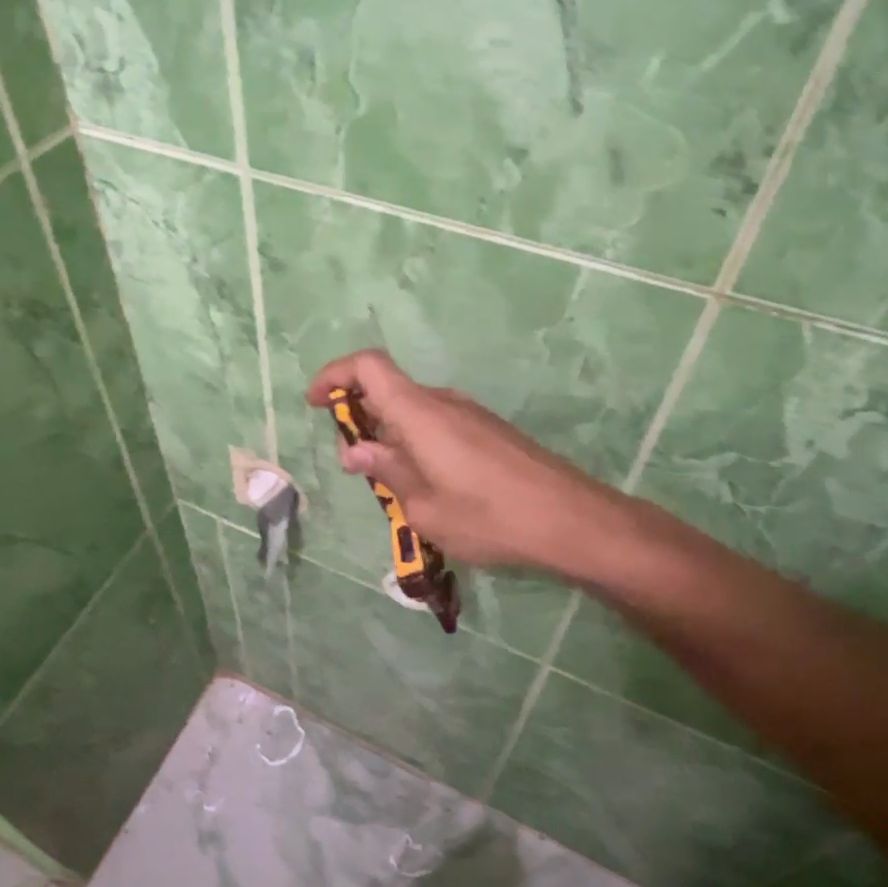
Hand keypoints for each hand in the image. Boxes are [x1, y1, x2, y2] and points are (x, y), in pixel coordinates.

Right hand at [304, 349, 636, 578]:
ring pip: (413, 410)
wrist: (571, 520)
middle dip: (359, 418)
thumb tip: (356, 450)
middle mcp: (443, 402)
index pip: (368, 366)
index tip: (316, 403)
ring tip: (391, 485)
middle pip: (388, 389)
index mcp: (419, 413)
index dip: (335, 375)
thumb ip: (387, 472)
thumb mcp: (425, 507)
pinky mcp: (490, 431)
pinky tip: (428, 485)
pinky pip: (438, 423)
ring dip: (389, 434)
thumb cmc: (489, 517)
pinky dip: (416, 441)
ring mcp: (471, 414)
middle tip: (355, 467)